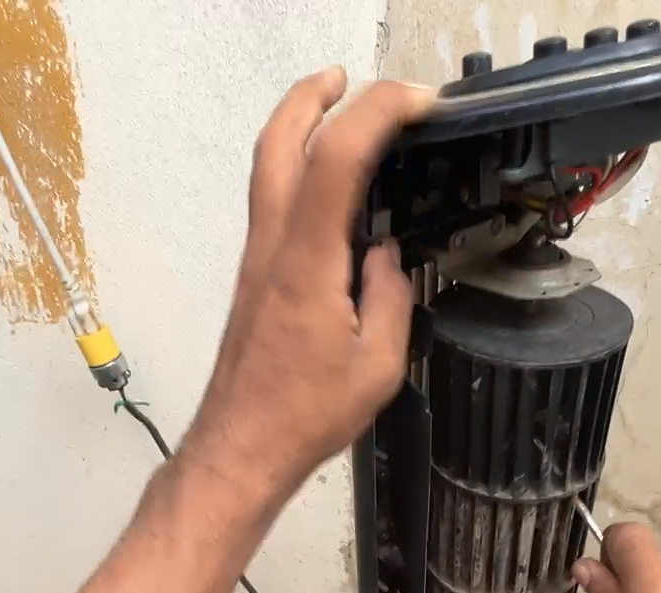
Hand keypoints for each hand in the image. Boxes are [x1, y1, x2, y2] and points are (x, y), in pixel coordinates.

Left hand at [179, 68, 432, 505]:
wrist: (242, 446)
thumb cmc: (307, 415)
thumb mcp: (378, 364)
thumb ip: (391, 297)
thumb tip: (384, 256)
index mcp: (308, 261)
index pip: (338, 155)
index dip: (379, 111)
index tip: (418, 103)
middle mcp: (273, 247)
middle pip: (279, 141)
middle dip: (314, 94)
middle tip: (350, 79)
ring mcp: (256, 261)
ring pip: (266, 168)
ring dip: (298, 128)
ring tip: (338, 116)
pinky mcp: (253, 281)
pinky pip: (271, 204)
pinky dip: (296, 173)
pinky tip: (327, 192)